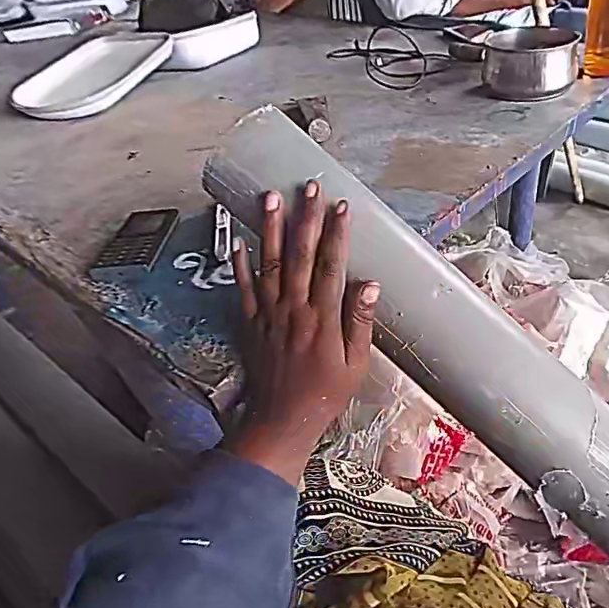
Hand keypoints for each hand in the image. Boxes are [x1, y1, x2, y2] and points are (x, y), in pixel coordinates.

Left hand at [225, 181, 379, 484]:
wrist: (281, 419)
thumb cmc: (323, 395)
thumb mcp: (355, 364)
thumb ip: (360, 322)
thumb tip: (370, 285)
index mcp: (322, 319)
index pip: (331, 266)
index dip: (337, 234)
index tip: (341, 207)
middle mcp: (294, 310)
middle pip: (299, 256)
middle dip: (305, 219)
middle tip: (308, 188)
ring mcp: (269, 315)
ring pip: (269, 264)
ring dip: (269, 229)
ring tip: (270, 198)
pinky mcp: (251, 324)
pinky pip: (243, 289)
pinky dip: (239, 265)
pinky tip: (238, 241)